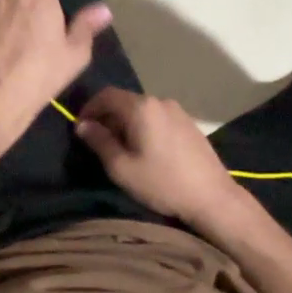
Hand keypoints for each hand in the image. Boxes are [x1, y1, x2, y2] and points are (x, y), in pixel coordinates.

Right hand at [75, 87, 246, 225]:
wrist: (212, 197)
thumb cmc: (162, 183)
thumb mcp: (121, 167)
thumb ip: (99, 141)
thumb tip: (82, 125)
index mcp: (142, 107)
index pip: (106, 95)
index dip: (88, 109)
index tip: (80, 129)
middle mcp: (160, 101)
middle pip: (125, 101)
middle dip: (106, 117)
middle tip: (97, 143)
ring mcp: (178, 111)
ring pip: (142, 110)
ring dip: (125, 123)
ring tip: (119, 149)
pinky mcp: (189, 124)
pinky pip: (157, 118)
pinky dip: (143, 127)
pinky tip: (144, 150)